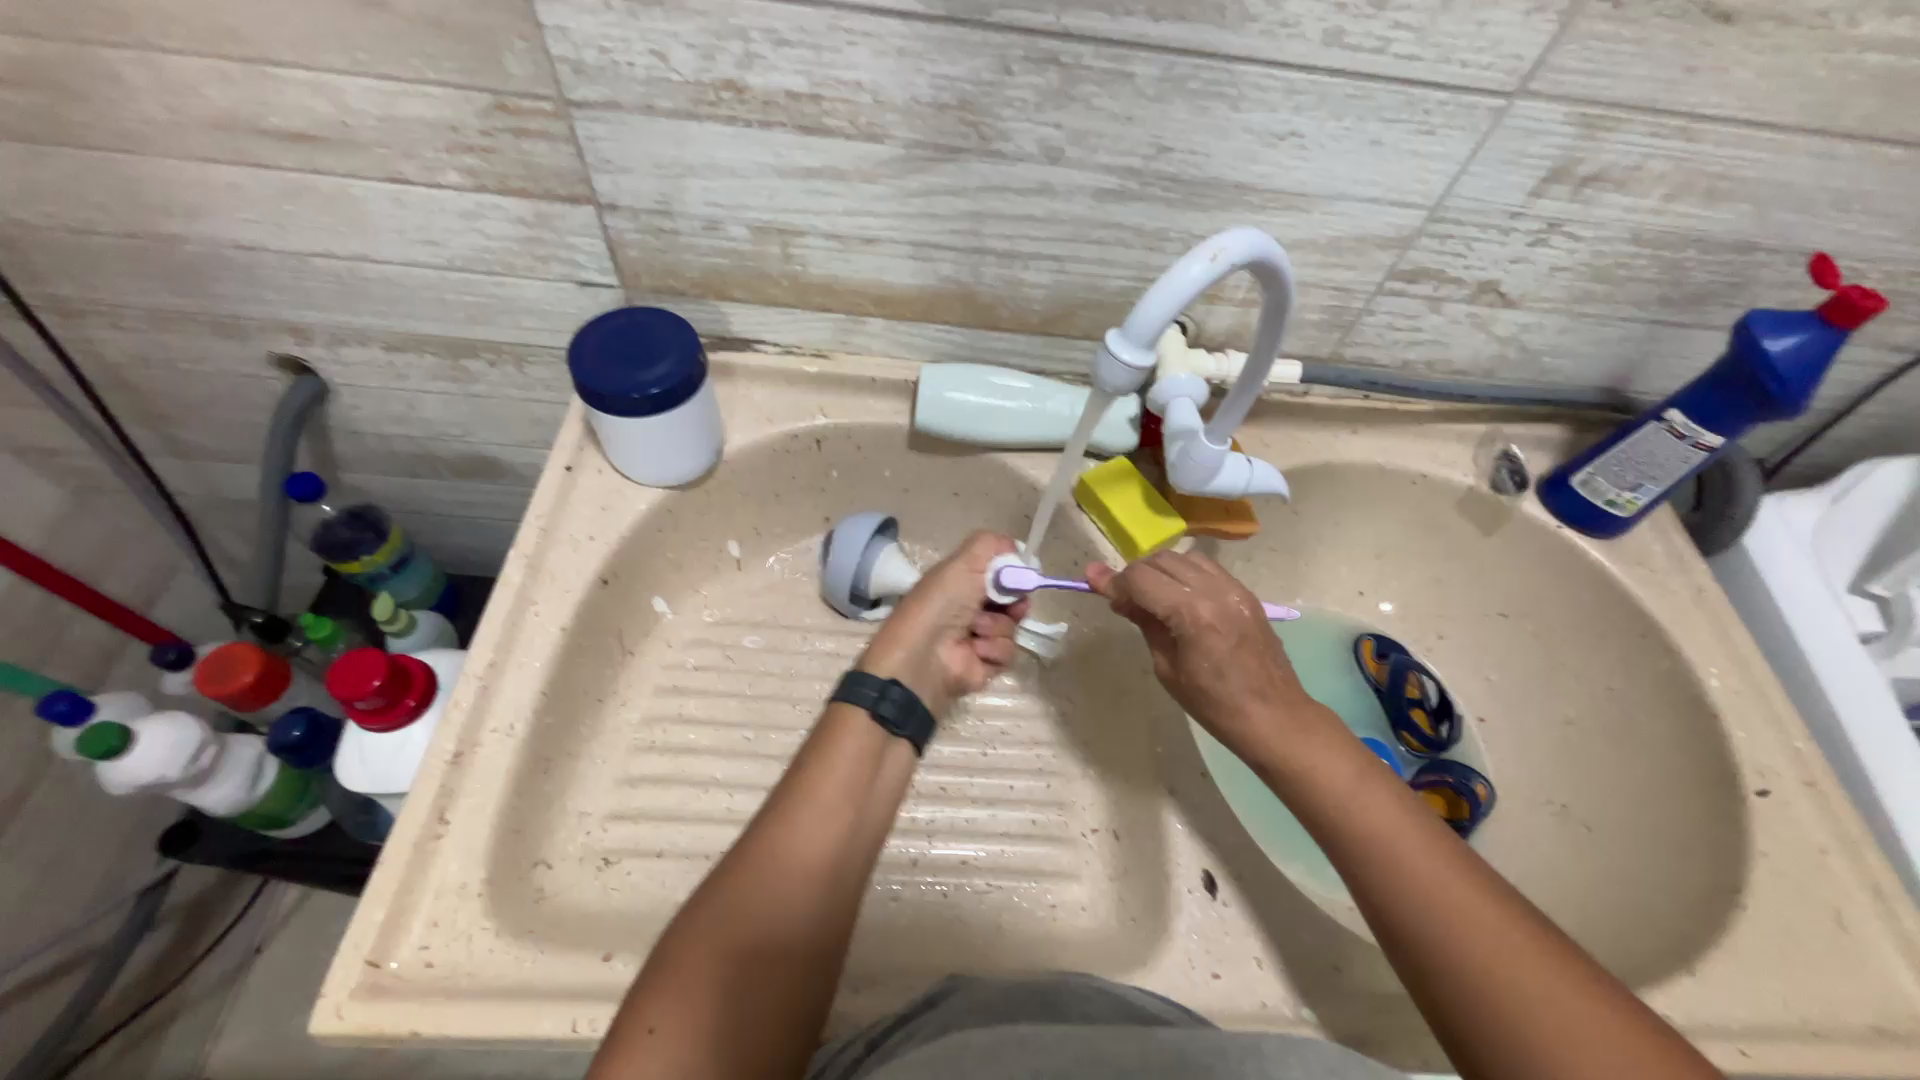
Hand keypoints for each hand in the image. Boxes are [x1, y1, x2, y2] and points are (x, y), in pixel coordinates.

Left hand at [857, 532, 1030, 717]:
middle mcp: (969, 608)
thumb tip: (1016, 549)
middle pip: (1011, 600)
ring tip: (975, 630)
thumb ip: (991, 545)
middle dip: (1015, 601)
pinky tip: (975, 650)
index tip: (1018, 574)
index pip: (998, 574)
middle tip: (1011, 604)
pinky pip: (1008, 652)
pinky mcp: (986, 664)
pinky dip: (994, 649)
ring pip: (1011, 626)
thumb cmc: (941, 603)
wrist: (924, 656)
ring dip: (997, 626)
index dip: (1011, 574)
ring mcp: (978, 637)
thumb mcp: (963, 562)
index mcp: (959, 582)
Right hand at [1087, 551, 1326, 764]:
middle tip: (1123, 602)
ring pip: (1185, 557)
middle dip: (1135, 575)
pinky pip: (1207, 568)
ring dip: (1161, 570)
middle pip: (1161, 560)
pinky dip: (1185, 574)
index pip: (1141, 578)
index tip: (1093, 584)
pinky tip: (1179, 598)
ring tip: (1152, 598)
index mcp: (1192, 613)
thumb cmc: (1213, 704)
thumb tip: (1119, 598)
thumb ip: (1145, 623)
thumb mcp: (1167, 667)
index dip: (1113, 582)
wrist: (1273, 715)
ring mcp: (1234, 589)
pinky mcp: (1245, 594)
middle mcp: (1215, 591)